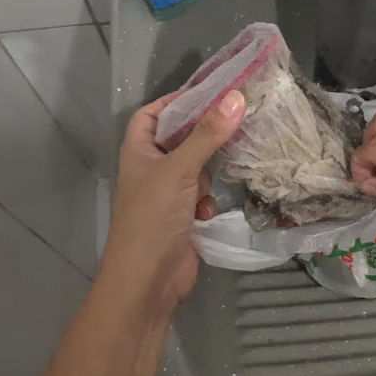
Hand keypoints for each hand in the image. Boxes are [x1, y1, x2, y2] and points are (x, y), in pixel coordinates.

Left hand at [97, 88, 245, 315]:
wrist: (147, 282)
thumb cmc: (153, 218)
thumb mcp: (180, 170)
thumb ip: (208, 134)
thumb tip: (236, 97)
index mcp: (138, 150)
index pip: (154, 113)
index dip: (176, 101)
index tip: (210, 93)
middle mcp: (151, 167)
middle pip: (182, 138)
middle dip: (204, 137)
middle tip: (236, 121)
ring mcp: (168, 192)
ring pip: (198, 166)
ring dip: (208, 174)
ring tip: (214, 179)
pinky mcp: (184, 215)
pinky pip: (203, 193)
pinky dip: (207, 200)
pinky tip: (208, 212)